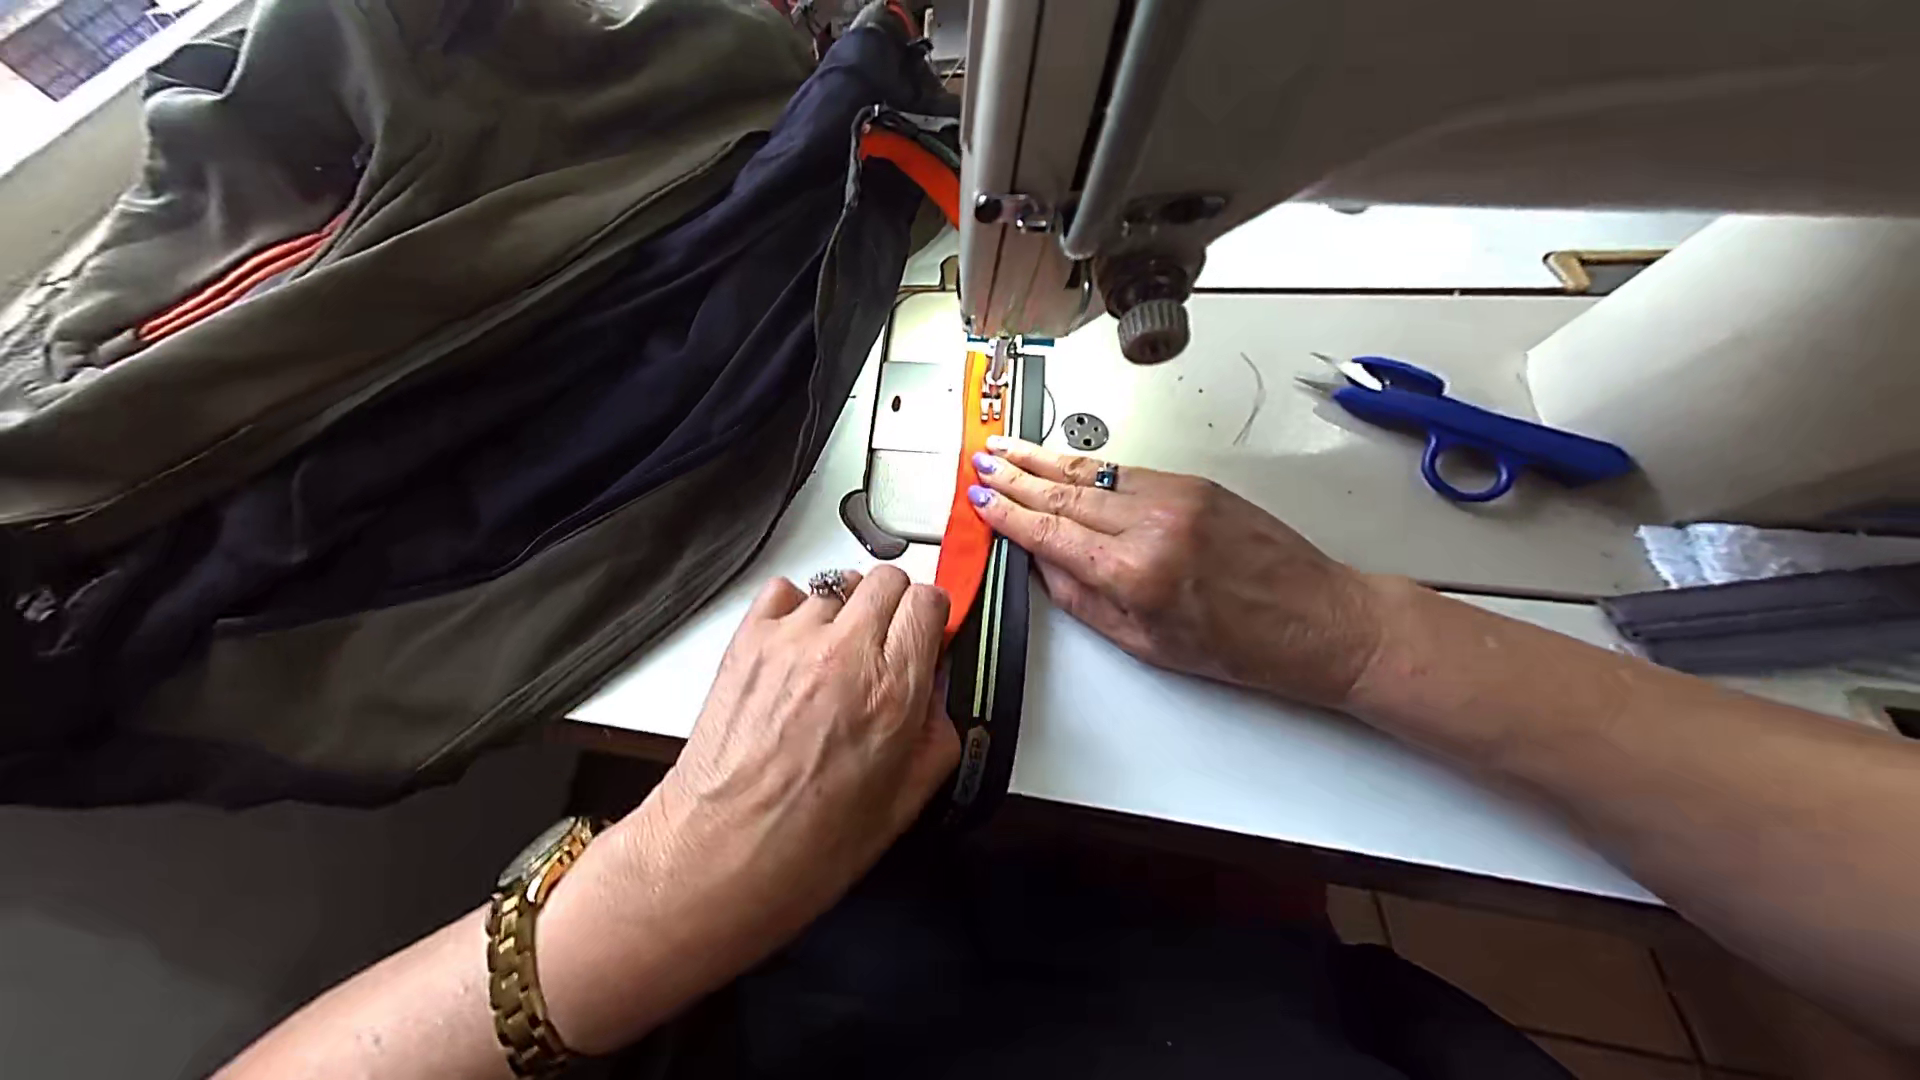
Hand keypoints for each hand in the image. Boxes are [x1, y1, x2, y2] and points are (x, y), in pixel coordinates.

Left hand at [539, 566, 957, 1052]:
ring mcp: (791, 639)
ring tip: (834, 655)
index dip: (932, 616)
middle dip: (895, 605)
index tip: (925, 634)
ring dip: (846, 611)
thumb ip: (939, 727)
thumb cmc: (808, 842)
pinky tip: (797, 650)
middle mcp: (844, 652)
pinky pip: (785, 590)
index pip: (929, 600)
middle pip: (887, 577)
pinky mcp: (747, 639)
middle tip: (886, 641)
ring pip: (838, 583)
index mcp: (893, 690)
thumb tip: (936, 687)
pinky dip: (797, 610)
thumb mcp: (907, 797)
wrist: (718, 854)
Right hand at [966, 437, 1383, 707]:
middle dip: (1016, 475)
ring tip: (1009, 448)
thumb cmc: (1239, 646)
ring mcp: (1176, 496)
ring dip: (1044, 460)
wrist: (1318, 618)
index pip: (1050, 532)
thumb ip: (1082, 599)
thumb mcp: (1145, 643)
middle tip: (983, 462)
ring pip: (1092, 472)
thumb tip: (1042, 562)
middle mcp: (1152, 524)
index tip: (982, 500)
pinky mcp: (1194, 483)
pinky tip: (1062, 460)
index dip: (1008, 514)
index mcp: (1136, 573)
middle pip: (1064, 492)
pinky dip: (1088, 466)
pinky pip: (1126, 471)